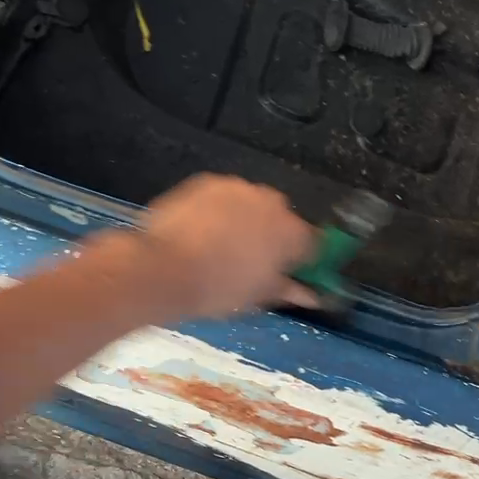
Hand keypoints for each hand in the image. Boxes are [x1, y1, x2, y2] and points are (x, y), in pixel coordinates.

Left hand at [134, 174, 318, 317]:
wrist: (163, 268)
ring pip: (253, 205)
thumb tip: (311, 295)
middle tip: (255, 263)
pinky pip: (225, 198)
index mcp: (292, 232)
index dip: (305, 260)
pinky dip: (221, 212)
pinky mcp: (208, 182)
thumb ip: (290, 290)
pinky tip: (205, 234)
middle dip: (275, 237)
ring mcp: (238, 187)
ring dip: (248, 222)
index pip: (314, 243)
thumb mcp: (259, 296)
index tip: (293, 272)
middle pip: (284, 219)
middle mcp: (271, 202)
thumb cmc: (217, 288)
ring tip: (225, 248)